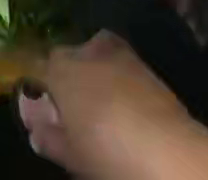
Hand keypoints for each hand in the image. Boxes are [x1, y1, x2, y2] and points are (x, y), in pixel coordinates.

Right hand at [18, 32, 207, 179]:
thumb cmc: (108, 154)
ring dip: (94, 70)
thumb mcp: (72, 156)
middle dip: (66, 74)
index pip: (36, 66)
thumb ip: (50, 139)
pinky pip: (122, 63)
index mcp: (59, 70)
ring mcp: (117, 55)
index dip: (38, 85)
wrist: (171, 153)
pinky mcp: (145, 66)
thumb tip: (36, 131)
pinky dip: (119, 76)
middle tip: (71, 105)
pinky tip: (125, 103)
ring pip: (95, 52)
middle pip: (66, 56)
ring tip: (100, 100)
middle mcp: (83, 53)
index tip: (41, 105)